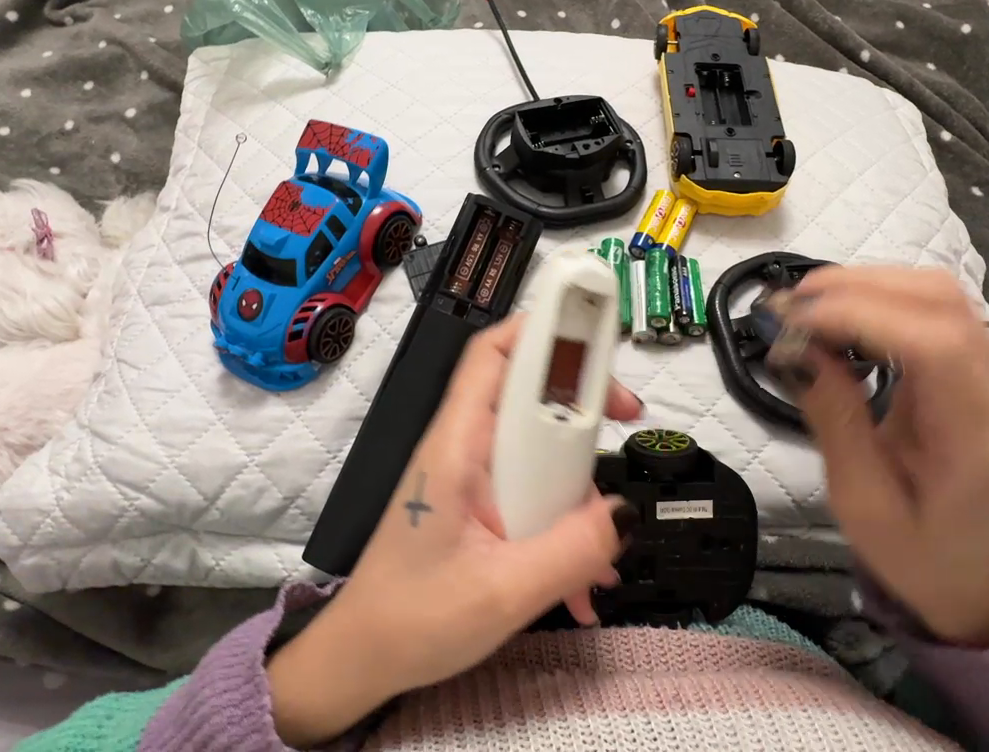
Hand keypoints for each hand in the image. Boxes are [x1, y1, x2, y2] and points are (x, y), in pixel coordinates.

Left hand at [269, 317, 642, 745]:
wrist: (362, 660)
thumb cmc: (411, 621)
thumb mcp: (501, 593)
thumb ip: (570, 551)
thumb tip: (626, 513)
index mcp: (456, 447)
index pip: (493, 355)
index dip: (544, 329)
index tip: (598, 334)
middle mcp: (465, 449)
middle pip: (529, 394)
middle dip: (581, 405)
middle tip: (624, 421)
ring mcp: (474, 478)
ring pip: (539, 448)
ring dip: (579, 486)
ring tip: (604, 546)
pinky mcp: (481, 506)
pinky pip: (534, 492)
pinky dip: (564, 524)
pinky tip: (582, 580)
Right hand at [771, 267, 988, 646]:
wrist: (964, 573)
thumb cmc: (911, 549)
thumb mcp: (859, 499)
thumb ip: (835, 418)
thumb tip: (798, 345)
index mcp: (979, 444)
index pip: (937, 347)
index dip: (862, 315)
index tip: (795, 319)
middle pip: (943, 303)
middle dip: (858, 287)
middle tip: (790, 303)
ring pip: (940, 295)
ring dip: (867, 284)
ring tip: (806, 304)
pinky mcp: (980, 367)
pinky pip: (934, 310)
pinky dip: (879, 297)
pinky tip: (839, 313)